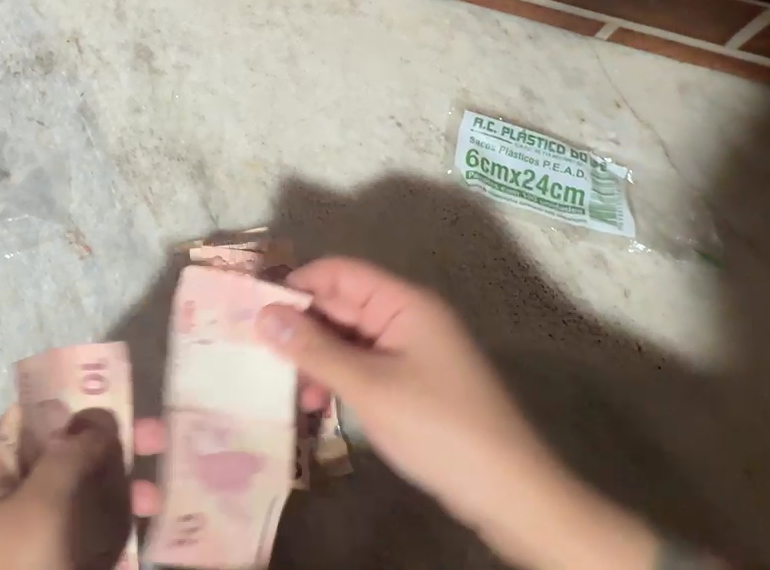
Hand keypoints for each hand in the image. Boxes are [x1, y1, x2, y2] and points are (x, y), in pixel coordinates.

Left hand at [0, 407, 157, 569]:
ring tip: (156, 493)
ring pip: (89, 490)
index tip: (119, 396)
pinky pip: (97, 530)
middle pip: (71, 450)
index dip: (76, 400)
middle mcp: (21, 487)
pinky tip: (149, 519)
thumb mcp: (40, 503)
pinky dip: (122, 522)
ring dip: (125, 484)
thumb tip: (93, 418)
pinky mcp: (62, 560)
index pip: (38, 413)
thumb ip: (68, 453)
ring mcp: (42, 526)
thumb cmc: (13, 564)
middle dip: (115, 443)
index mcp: (1, 462)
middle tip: (157, 437)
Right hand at [257, 257, 658, 569]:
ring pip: (346, 336)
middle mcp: (407, 317)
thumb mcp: (367, 388)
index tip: (255, 312)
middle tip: (264, 359)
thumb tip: (262, 314)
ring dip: (316, 358)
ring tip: (296, 394)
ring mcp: (411, 350)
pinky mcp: (412, 380)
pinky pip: (361, 362)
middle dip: (302, 328)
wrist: (513, 498)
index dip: (296, 285)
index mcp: (404, 303)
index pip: (337, 272)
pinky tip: (319, 405)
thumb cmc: (439, 430)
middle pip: (339, 304)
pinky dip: (337, 377)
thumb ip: (313, 348)